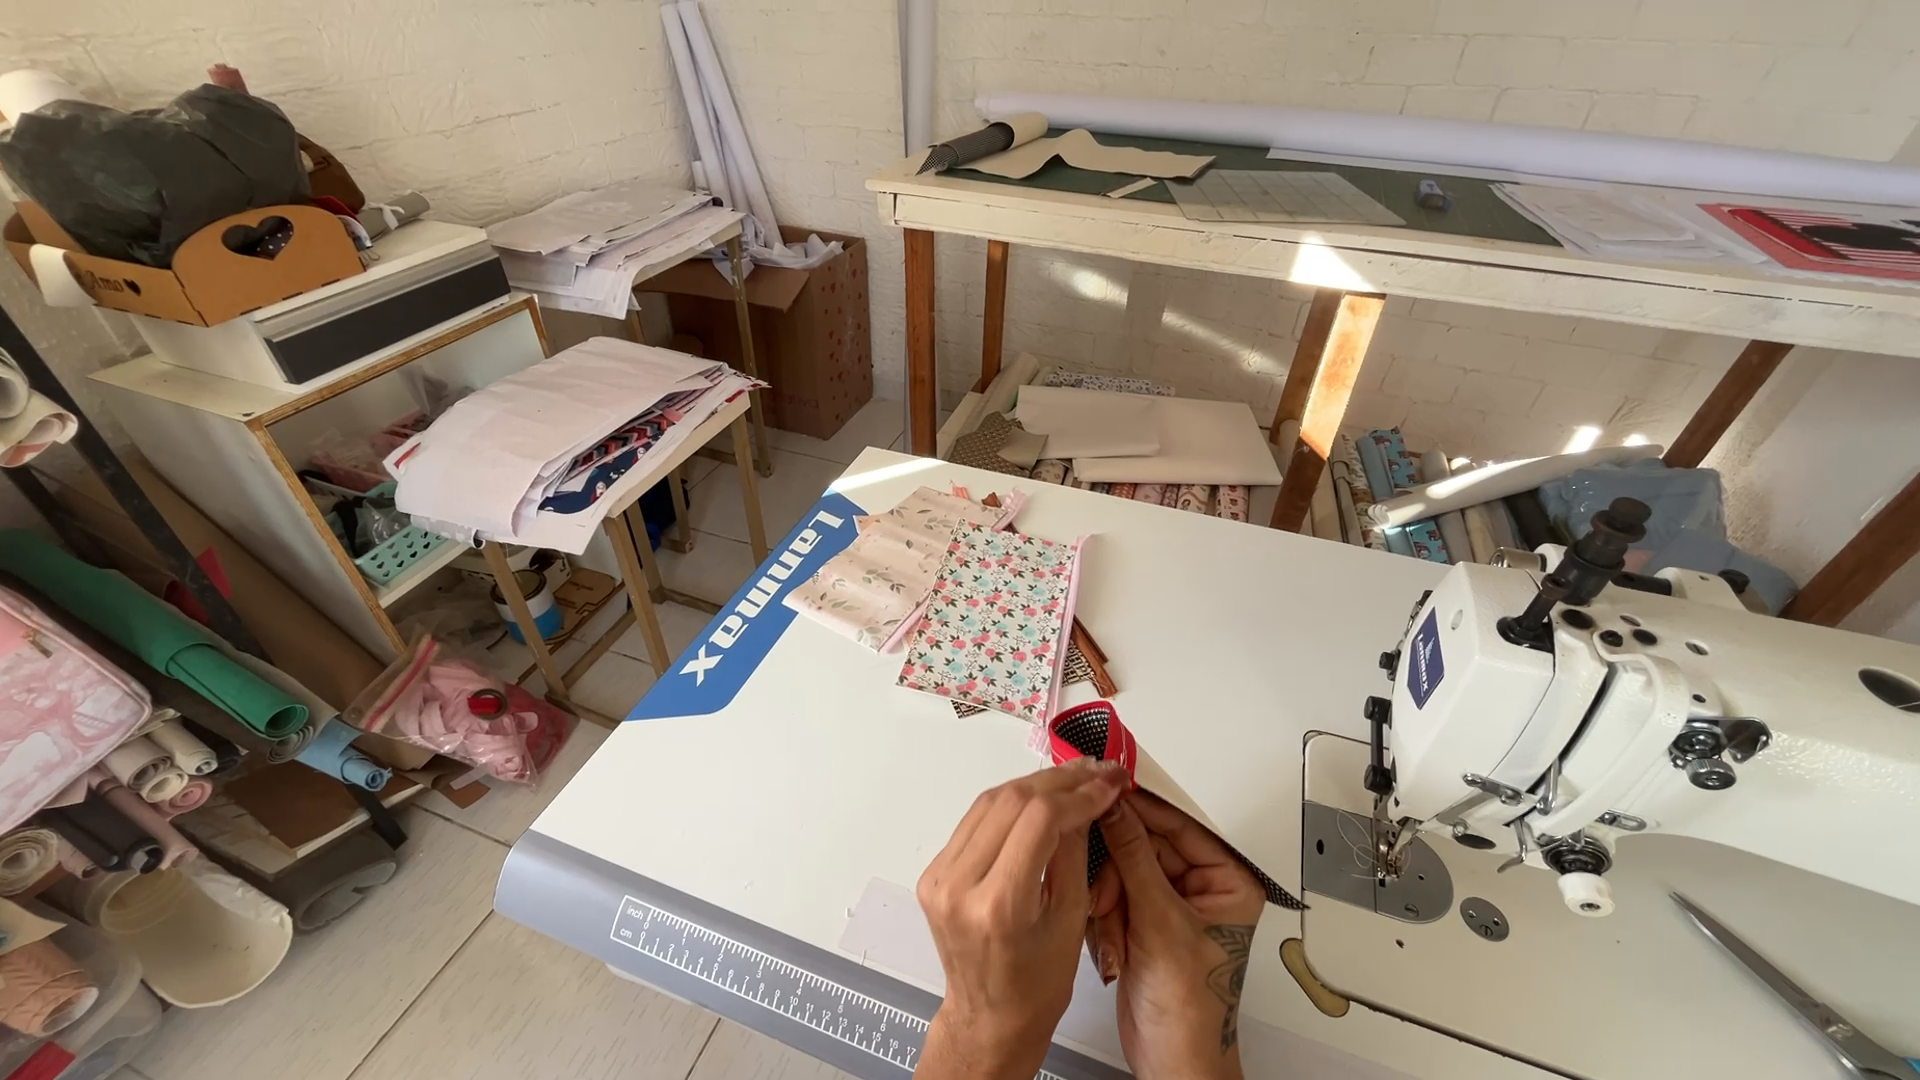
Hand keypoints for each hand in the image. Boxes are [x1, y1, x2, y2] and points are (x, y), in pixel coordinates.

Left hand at [914, 759, 1129, 1079]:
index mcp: (998, 906)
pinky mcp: (934, 870)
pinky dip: (1009, 802)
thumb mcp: (1072, 918)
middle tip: (1094, 771)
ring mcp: (940, 875)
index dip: (1078, 794)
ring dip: (1034, 784)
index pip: (1039, 820)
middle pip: (1011, 800)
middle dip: (1059, 781)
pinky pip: (975, 819)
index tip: (1107, 783)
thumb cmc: (1036, 984)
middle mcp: (959, 884)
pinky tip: (1038, 797)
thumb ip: (1074, 850)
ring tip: (1071, 778)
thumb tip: (1086, 797)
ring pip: (990, 801)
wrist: (989, 1017)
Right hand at [1087, 791, 1266, 1079]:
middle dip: (1119, 873)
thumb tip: (1115, 807)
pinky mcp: (1142, 916)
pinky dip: (1104, 913)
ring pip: (1121, 866)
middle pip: (1143, 844)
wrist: (1171, 1064)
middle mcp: (1200, 886)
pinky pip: (1112, 889)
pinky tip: (1111, 942)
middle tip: (1106, 892)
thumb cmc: (1192, 1011)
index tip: (1110, 787)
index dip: (1143, 806)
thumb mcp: (1160, 923)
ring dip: (1109, 898)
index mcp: (1226, 881)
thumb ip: (1133, 857)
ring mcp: (1168, 901)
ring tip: (1112, 928)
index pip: (1179, 824)